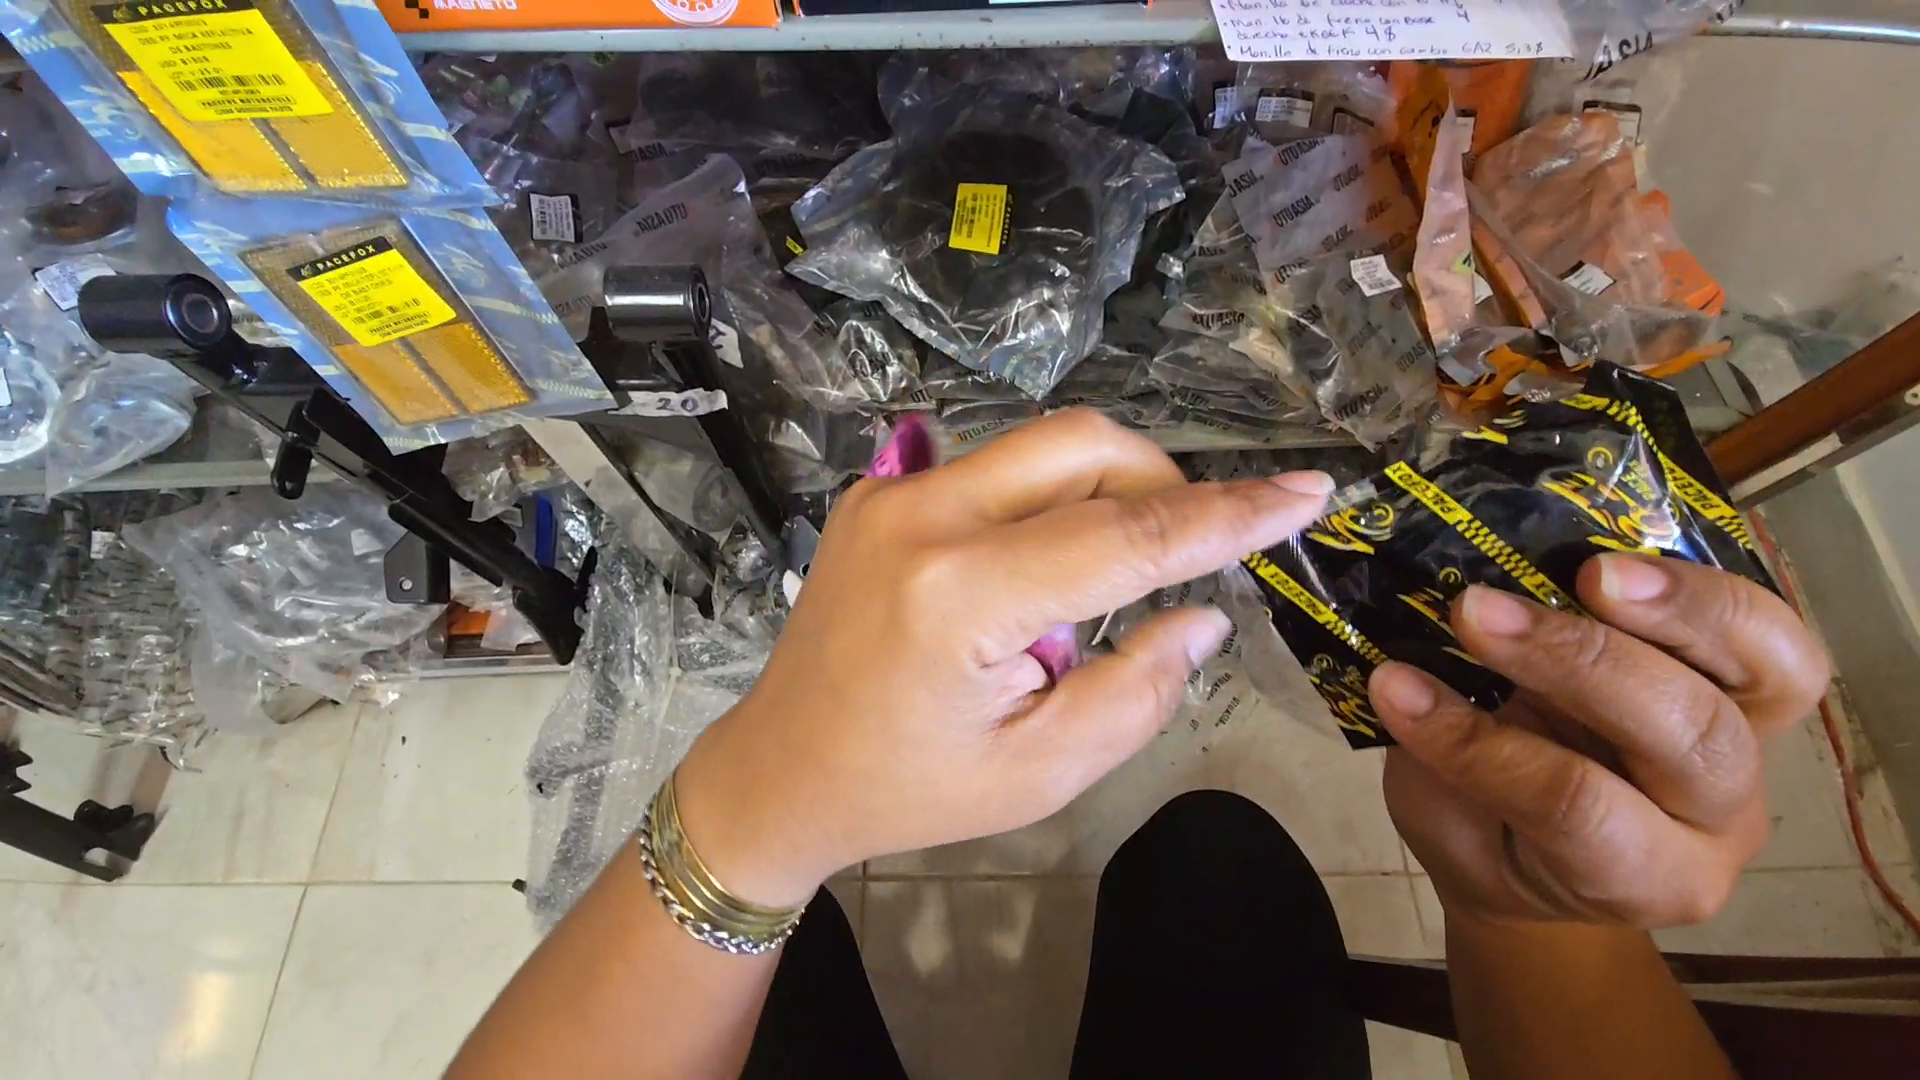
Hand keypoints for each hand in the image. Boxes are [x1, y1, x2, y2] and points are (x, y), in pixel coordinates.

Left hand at [673, 409, 1331, 906]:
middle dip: (1162, 482)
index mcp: (960, 595)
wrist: (781, 768)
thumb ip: (1136, 689)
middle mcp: (922, 515)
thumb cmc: (909, 788)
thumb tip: (1202, 614)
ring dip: (1105, 488)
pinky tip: (1039, 565)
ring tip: (1107, 573)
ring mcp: (890, 492)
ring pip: (1039, 445)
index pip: (1126, 536)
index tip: (1306, 491)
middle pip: (1083, 445)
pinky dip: (1047, 498)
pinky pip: (995, 467)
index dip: (1228, 514)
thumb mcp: (1040, 771)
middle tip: (1191, 547)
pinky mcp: (876, 492)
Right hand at [1371, 554, 1829, 925]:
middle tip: (1473, 610)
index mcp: (1635, 875)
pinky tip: (1617, 562)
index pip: (1573, 804)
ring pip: (1770, 678)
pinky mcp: (1743, 694)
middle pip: (1687, 734)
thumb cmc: (1485, 843)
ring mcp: (1747, 752)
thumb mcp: (1446, 825)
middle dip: (1574, 661)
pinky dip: (1703, 593)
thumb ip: (1437, 758)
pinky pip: (1765, 639)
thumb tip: (1399, 670)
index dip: (1479, 743)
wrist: (1546, 859)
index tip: (1393, 686)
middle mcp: (1714, 820)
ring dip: (1680, 612)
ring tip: (1591, 572)